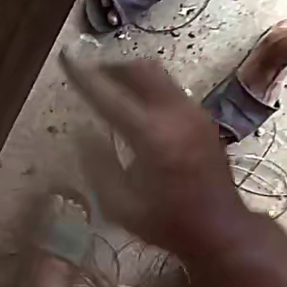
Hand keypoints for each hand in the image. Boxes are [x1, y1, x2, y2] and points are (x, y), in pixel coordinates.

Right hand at [59, 49, 262, 259]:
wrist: (221, 229)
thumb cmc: (165, 221)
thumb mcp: (118, 203)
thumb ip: (96, 163)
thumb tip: (82, 131)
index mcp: (151, 136)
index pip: (109, 95)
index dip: (84, 75)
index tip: (65, 57)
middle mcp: (175, 116)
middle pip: (139, 71)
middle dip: (110, 67)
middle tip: (87, 73)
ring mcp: (193, 114)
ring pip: (157, 74)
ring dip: (129, 74)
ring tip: (107, 86)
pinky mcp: (201, 118)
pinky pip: (168, 87)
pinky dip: (145, 85)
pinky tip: (133, 104)